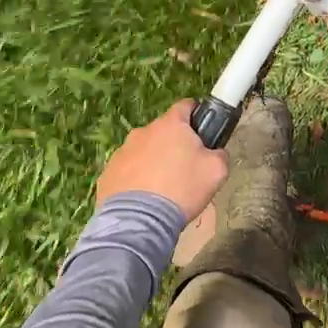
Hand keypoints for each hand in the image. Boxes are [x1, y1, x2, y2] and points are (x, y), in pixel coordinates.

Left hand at [94, 100, 227, 223]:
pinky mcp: (108, 173)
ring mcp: (122, 152)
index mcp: (171, 125)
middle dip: (174, 144)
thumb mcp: (217, 171)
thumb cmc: (182, 189)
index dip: (197, 115)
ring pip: (144, 150)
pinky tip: (144, 199)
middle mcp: (143, 132)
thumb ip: (219, 154)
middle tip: (186, 169)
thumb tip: (215, 153)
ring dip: (153, 162)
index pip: (186, 106)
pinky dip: (136, 179)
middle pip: (164, 131)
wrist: (139, 222)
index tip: (203, 132)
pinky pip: (127, 170)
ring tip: (163, 189)